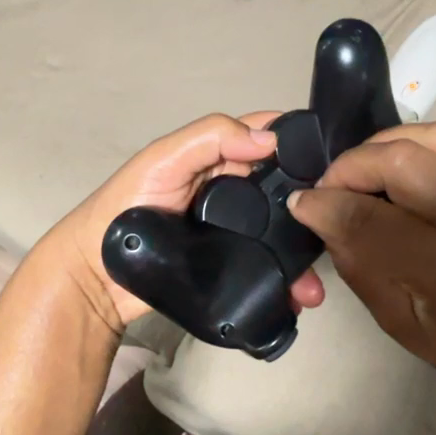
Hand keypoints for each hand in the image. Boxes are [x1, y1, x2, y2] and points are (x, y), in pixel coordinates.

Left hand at [49, 113, 327, 332]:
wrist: (97, 278)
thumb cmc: (125, 207)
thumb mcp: (163, 160)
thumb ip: (210, 139)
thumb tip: (268, 139)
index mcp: (219, 159)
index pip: (266, 139)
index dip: (297, 140)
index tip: (333, 155)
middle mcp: (234, 194)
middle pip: (285, 191)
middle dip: (313, 203)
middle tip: (338, 219)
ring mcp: (235, 235)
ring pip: (283, 236)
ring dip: (305, 252)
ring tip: (317, 278)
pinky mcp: (232, 271)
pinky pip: (268, 272)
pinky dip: (288, 282)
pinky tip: (301, 295)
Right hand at [288, 115, 435, 404]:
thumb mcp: (396, 319)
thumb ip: (354, 261)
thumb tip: (318, 210)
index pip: (366, 216)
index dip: (323, 203)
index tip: (303, 202)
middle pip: (399, 159)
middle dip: (352, 166)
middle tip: (337, 188)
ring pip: (434, 134)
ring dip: (390, 145)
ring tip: (375, 170)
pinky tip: (427, 153)